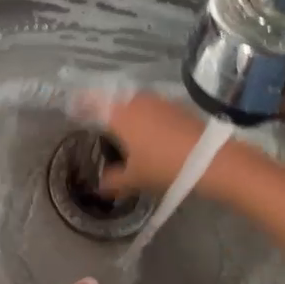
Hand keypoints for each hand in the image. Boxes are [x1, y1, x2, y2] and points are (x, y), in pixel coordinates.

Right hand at [74, 90, 213, 196]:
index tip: (71, 107)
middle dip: (102, 105)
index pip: (92, 102)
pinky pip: (151, 105)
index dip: (80, 104)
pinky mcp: (176, 106)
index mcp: (119, 114)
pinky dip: (143, 113)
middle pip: (112, 98)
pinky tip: (146, 127)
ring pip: (133, 100)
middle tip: (94, 116)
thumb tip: (100, 185)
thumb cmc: (165, 166)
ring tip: (120, 122)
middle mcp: (136, 101)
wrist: (213, 159)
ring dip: (124, 108)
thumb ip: (114, 180)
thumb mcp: (135, 178)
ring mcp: (158, 101)